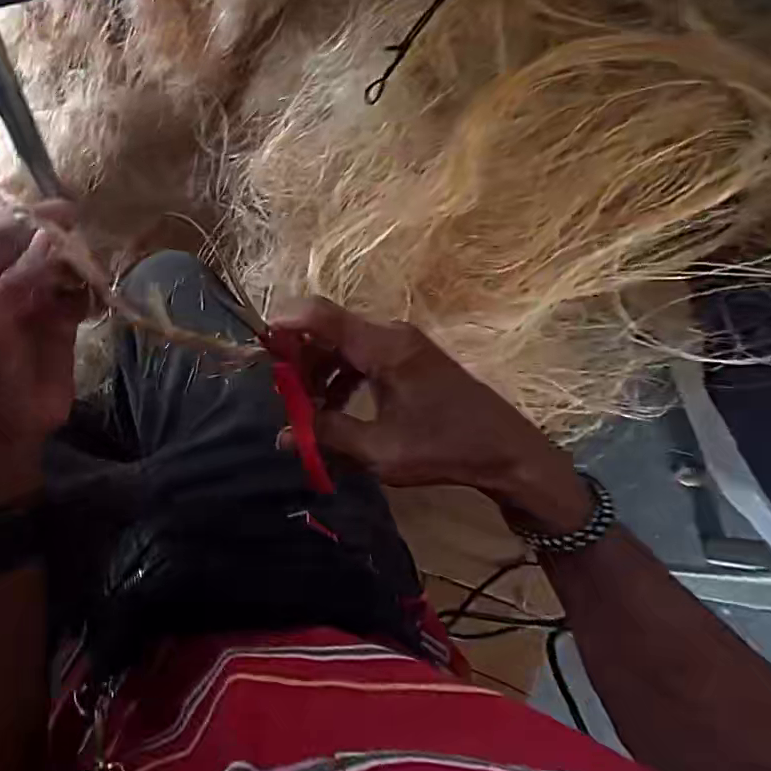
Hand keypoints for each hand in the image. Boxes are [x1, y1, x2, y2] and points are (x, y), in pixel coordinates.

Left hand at [0, 201, 87, 508]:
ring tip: (93, 271)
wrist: (4, 435)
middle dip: (60, 240)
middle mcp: (3, 287)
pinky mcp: (61, 325)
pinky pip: (78, 294)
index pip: (1, 236)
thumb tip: (47, 238)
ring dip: (79, 263)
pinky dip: (90, 289)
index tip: (64, 211)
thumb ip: (14, 281)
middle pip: (36, 248)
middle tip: (86, 239)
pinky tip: (96, 295)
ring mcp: (34, 304)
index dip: (30, 221)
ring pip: (61, 268)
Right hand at [270, 297, 592, 533]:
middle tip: (282, 392)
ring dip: (315, 368)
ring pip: (337, 340)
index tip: (258, 349)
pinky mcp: (404, 355)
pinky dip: (336, 373)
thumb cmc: (447, 450)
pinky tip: (333, 405)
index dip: (283, 325)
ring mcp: (398, 342)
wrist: (512, 455)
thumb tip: (280, 434)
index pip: (319, 315)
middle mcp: (389, 334)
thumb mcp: (379, 451)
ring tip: (306, 406)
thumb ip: (325, 434)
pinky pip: (355, 352)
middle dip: (295, 356)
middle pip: (324, 327)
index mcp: (384, 348)